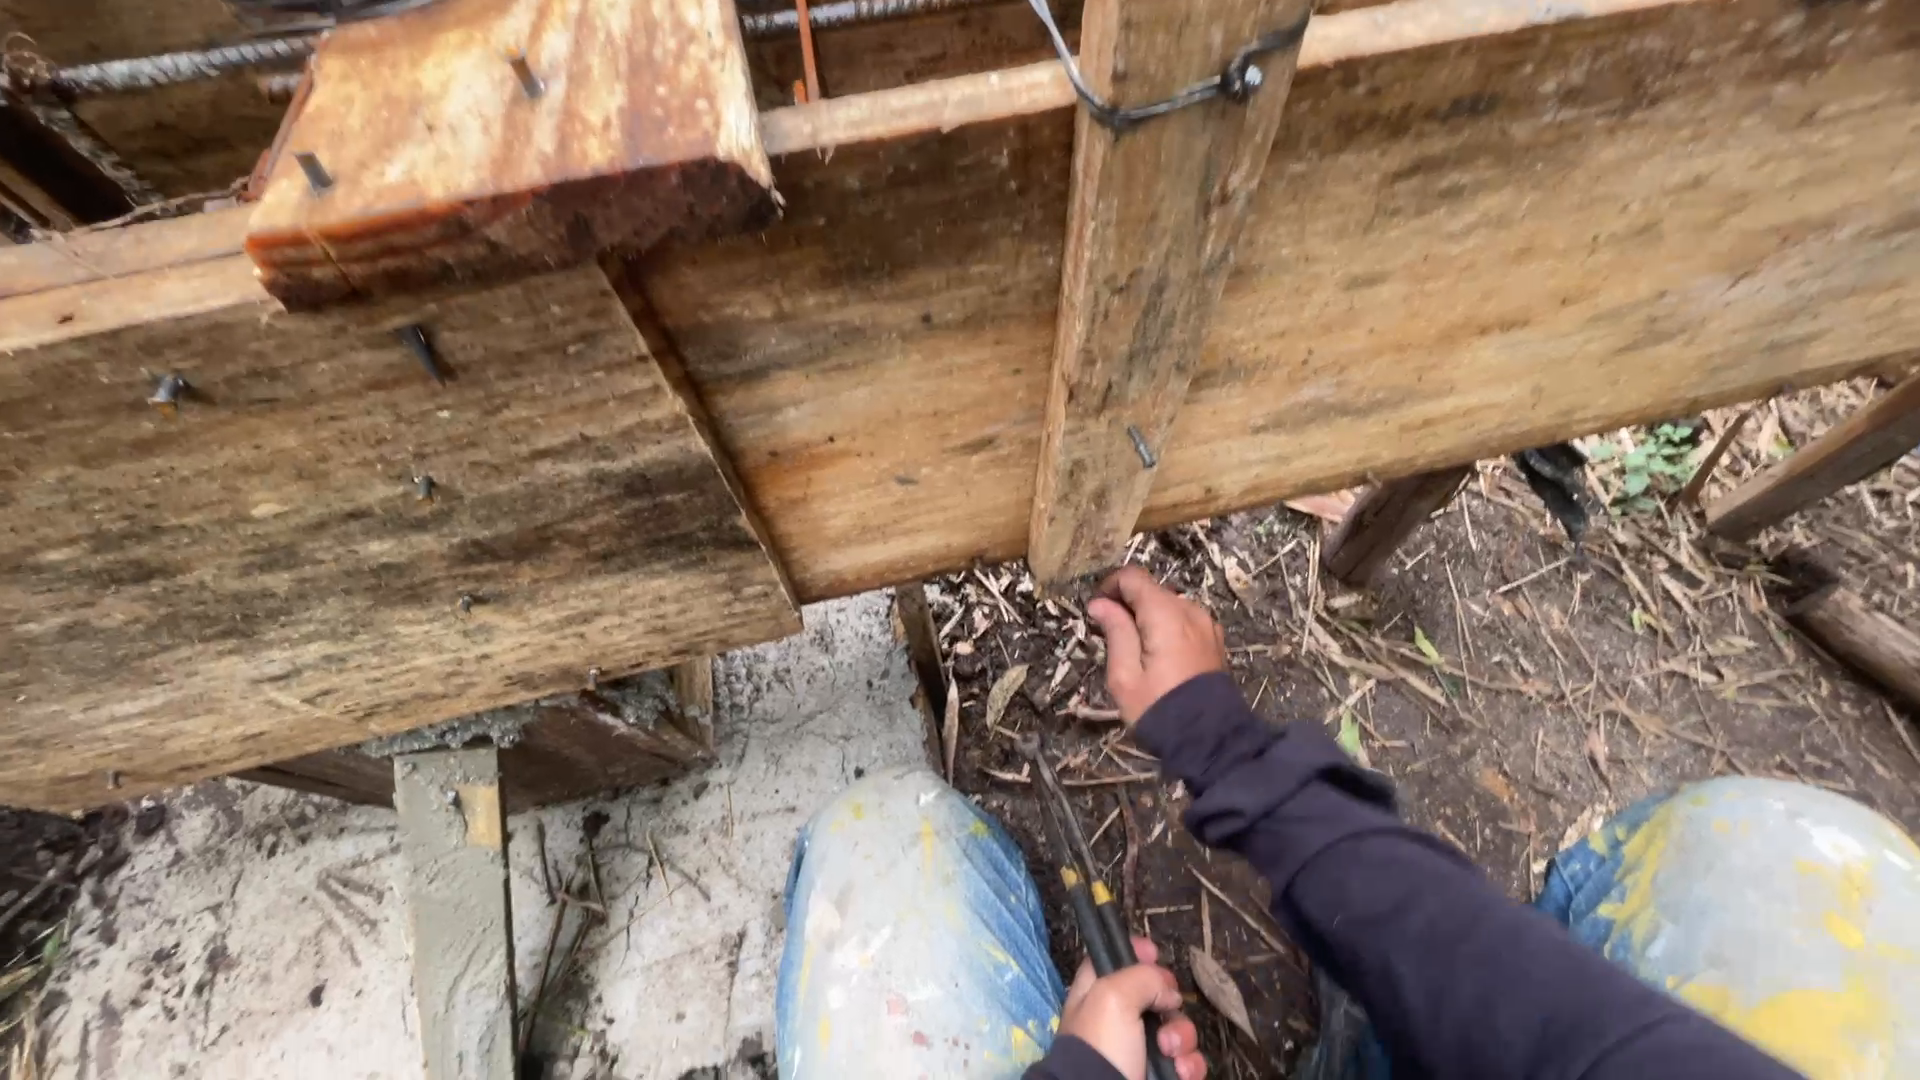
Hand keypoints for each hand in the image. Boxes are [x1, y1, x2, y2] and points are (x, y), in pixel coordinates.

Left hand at [1058, 938, 1206, 1079]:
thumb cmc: (1102, 1044)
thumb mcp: (1113, 994)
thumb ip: (1142, 977)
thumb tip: (1168, 991)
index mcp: (1096, 991)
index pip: (1116, 959)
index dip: (1136, 953)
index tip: (1155, 953)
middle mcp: (1120, 1017)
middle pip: (1156, 994)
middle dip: (1170, 1000)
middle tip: (1167, 1006)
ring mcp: (1143, 1049)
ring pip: (1177, 1028)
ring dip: (1181, 1036)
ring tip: (1169, 1050)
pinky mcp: (1163, 1076)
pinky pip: (1188, 1062)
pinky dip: (1190, 1065)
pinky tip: (1180, 1071)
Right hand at [1085, 566, 1227, 725]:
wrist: (1212, 740)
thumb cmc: (1159, 708)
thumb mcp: (1124, 675)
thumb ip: (1115, 632)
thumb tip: (1100, 604)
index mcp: (1165, 613)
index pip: (1133, 577)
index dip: (1109, 587)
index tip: (1096, 611)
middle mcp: (1190, 610)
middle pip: (1151, 590)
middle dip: (1126, 604)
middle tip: (1109, 634)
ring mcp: (1206, 624)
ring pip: (1167, 605)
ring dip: (1146, 616)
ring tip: (1133, 649)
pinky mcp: (1213, 640)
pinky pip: (1183, 620)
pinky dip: (1165, 627)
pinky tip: (1157, 655)